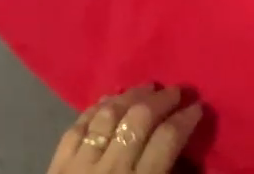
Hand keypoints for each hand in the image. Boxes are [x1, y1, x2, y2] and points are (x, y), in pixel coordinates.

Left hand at [51, 85, 203, 173]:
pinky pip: (76, 127)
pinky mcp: (55, 168)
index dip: (185, 119)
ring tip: (146, 88)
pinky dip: (94, 110)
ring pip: (108, 115)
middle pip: (138, 119)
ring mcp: (80, 166)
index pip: (167, 140)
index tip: (198, 108)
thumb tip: (185, 161)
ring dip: (130, 96)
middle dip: (162, 99)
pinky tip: (108, 101)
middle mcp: (110, 171)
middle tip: (178, 91)